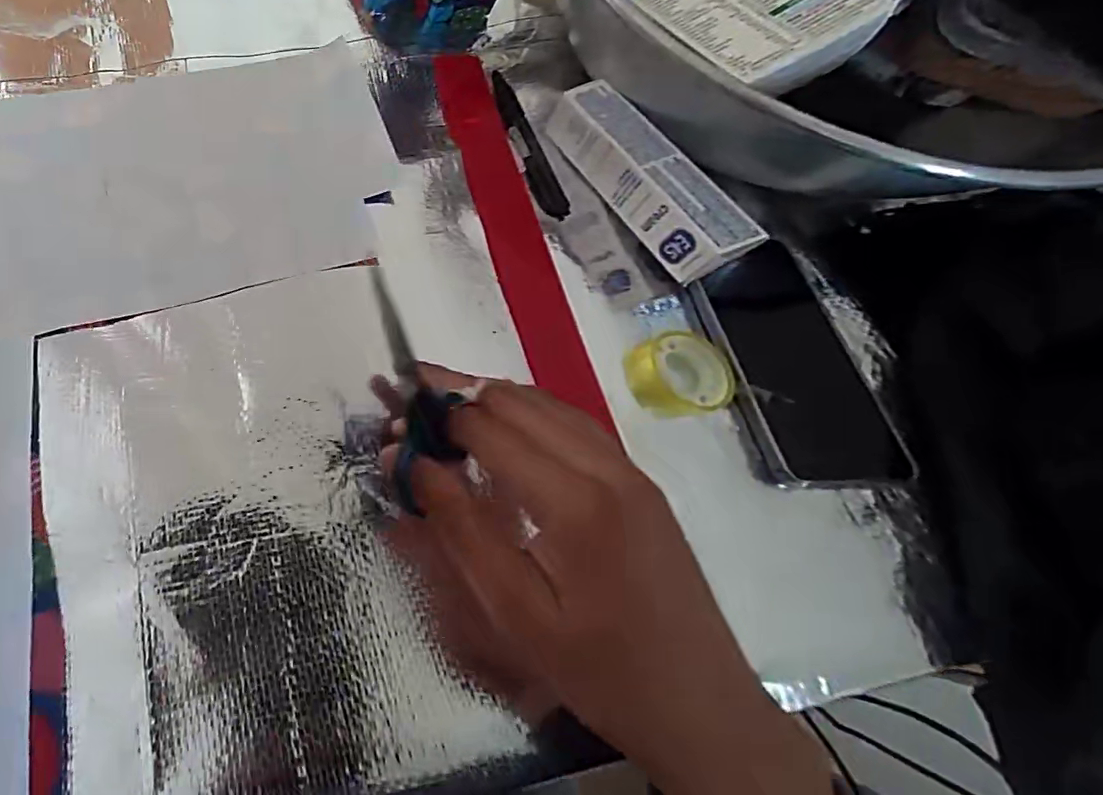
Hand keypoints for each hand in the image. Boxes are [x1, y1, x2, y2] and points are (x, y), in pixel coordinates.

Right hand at [381, 365, 829, 794]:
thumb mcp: (517, 615)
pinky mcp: (638, 479)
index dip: (437, 417)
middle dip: (459, 394)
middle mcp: (605, 466)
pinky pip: (573, 421)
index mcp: (575, 501)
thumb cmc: (601, 671)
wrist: (703, 708)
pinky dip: (529, 412)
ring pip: (547, 402)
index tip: (399, 422)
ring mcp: (628, 468)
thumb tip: (415, 464)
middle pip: (517, 400)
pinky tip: (504, 429)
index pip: (489, 428)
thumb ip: (462, 531)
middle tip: (414, 405)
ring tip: (447, 408)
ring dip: (493, 397)